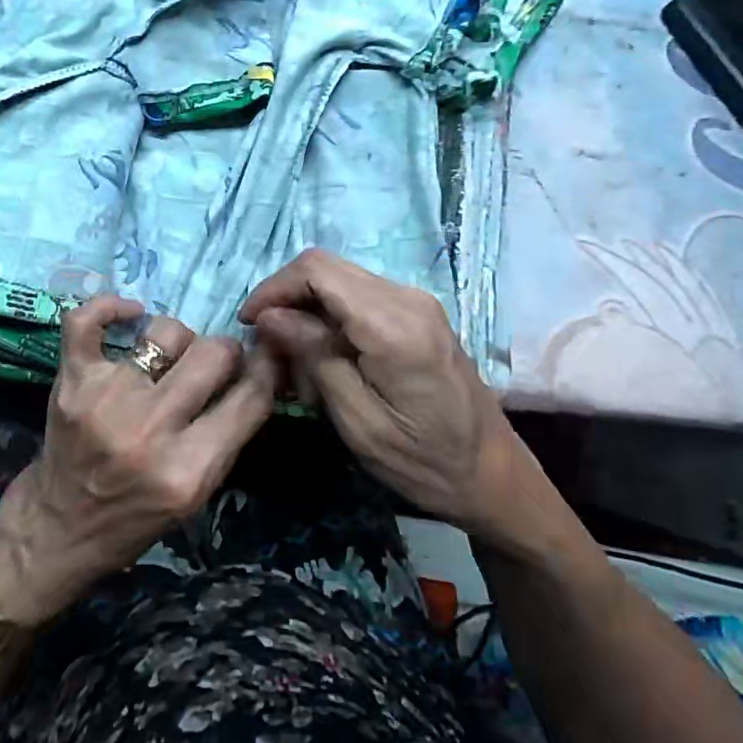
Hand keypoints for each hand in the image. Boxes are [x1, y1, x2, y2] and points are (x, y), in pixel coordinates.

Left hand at [0, 296, 277, 626]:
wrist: (59, 526)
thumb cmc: (134, 516)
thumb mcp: (196, 493)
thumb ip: (225, 434)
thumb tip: (254, 368)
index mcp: (190, 470)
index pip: (250, 398)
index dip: (267, 366)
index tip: (265, 353)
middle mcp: (150, 430)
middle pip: (213, 354)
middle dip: (223, 353)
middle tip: (210, 365)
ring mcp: (107, 399)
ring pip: (165, 332)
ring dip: (176, 340)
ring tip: (166, 357)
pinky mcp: (71, 381)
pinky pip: (88, 320)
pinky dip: (110, 308)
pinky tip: (129, 315)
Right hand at [239, 249, 533, 544]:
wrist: (494, 475)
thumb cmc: (424, 462)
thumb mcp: (358, 422)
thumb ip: (314, 358)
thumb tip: (269, 316)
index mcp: (394, 326)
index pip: (317, 271)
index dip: (273, 288)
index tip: (248, 324)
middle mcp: (407, 298)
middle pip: (325, 266)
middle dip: (285, 298)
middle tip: (267, 345)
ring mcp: (415, 301)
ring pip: (338, 279)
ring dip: (306, 309)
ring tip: (295, 360)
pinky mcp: (416, 311)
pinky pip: (357, 295)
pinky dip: (328, 316)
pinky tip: (324, 356)